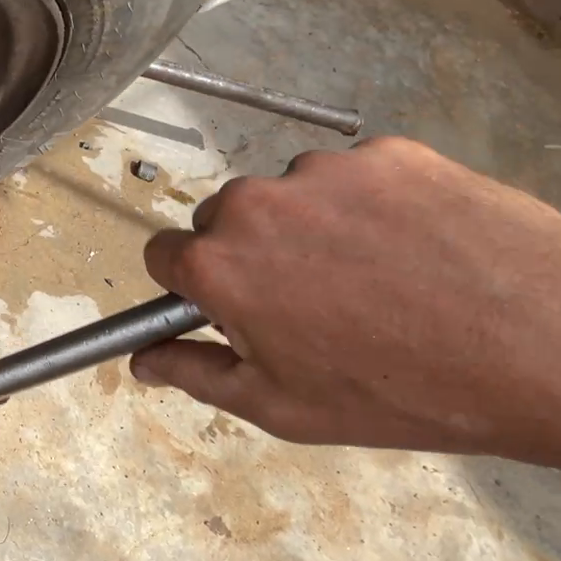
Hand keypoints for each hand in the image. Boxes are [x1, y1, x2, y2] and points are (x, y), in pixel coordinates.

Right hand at [132, 136, 560, 465]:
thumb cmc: (413, 390)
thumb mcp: (287, 406)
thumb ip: (196, 375)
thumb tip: (142, 360)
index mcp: (217, 264)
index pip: (163, 254)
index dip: (197, 284)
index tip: (240, 305)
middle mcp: (251, 206)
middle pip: (223, 221)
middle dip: (255, 253)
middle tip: (322, 298)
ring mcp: (320, 173)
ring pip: (287, 195)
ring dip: (312, 225)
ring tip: (383, 273)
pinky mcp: (385, 154)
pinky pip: (352, 175)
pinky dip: (372, 203)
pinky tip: (418, 244)